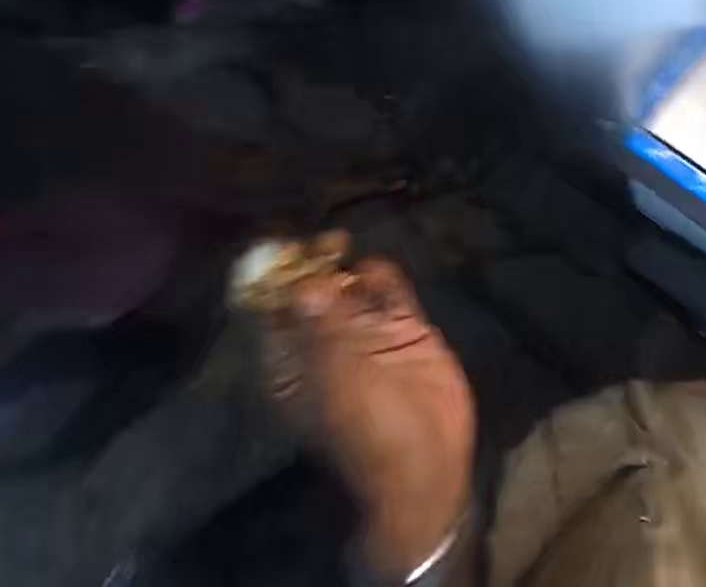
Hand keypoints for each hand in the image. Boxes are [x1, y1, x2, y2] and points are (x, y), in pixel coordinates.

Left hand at [268, 259, 474, 575]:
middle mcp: (327, 342)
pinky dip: (382, 275)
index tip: (278, 244)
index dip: (274, 279)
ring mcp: (367, 332)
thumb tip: (302, 285)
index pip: (276, 312)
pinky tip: (378, 272)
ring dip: (345, 265)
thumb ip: (321, 328)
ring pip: (350, 285)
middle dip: (314, 264)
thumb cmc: (370, 431)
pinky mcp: (403, 327)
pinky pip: (389, 290)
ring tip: (342, 245)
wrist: (430, 463)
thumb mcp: (337, 381)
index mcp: (297, 363)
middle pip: (314, 291)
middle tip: (322, 241)